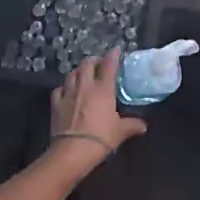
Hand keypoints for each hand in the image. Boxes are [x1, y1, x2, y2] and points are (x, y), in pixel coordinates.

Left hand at [49, 49, 146, 163]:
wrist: (73, 149)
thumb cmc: (101, 137)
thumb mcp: (120, 132)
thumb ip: (132, 125)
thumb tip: (144, 126)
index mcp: (102, 90)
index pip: (108, 66)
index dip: (112, 56)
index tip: (115, 50)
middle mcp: (84, 86)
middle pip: (86, 64)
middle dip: (93, 61)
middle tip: (98, 63)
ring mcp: (68, 93)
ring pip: (71, 74)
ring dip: (78, 71)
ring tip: (82, 75)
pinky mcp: (56, 104)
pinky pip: (59, 90)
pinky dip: (63, 87)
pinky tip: (66, 91)